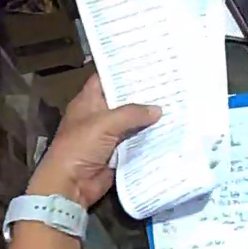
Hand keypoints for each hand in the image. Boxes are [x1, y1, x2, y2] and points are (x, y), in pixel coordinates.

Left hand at [27, 75, 159, 207]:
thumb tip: (158, 109)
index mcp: (88, 101)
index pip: (106, 79)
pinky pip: (138, 142)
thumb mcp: (104, 123)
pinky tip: (170, 130)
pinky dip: (151, 138)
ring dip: (150, 118)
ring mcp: (110, 135)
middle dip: (143, 95)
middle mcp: (99, 115)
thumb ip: (132, 114)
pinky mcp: (119, 153)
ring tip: (176, 104)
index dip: (122, 71)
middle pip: (124, 101)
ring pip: (133, 123)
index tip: (147, 64)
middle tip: (169, 84)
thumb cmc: (80, 146)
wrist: (72, 183)